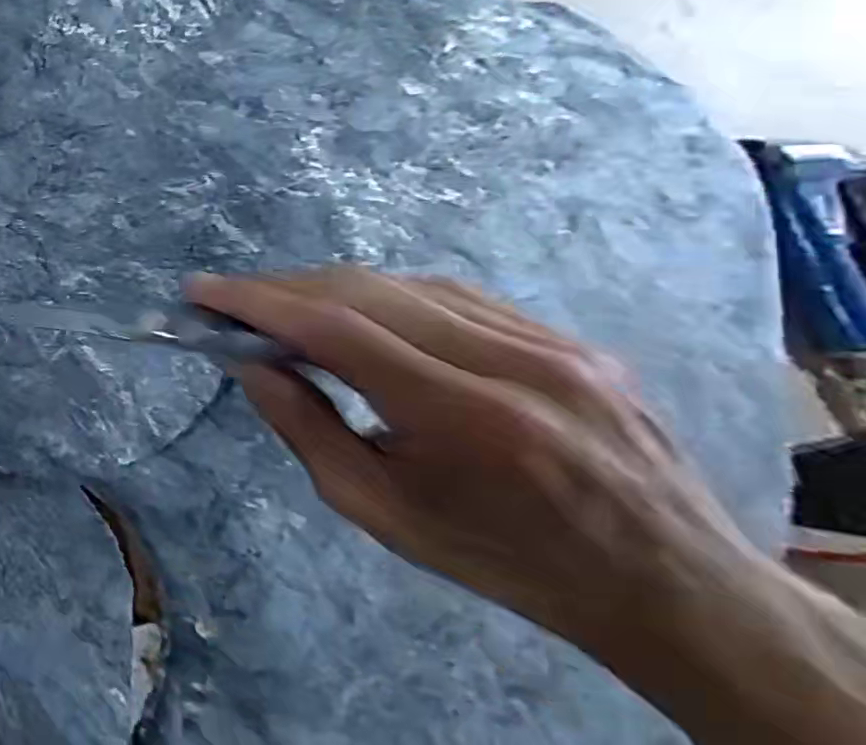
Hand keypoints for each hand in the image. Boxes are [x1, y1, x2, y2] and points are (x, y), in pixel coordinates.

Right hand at [184, 268, 760, 651]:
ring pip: (404, 283)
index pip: (335, 328)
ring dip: (327, 288)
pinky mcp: (567, 335)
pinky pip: (451, 294)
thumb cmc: (501, 558)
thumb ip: (304, 425)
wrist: (664, 583)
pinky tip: (359, 311)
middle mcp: (510, 362)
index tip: (202, 290)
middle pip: (364, 292)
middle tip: (230, 301)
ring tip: (283, 307)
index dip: (257, 300)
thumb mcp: (378, 508)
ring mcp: (550, 341)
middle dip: (282, 288)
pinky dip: (386, 295)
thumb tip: (247, 360)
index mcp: (464, 419)